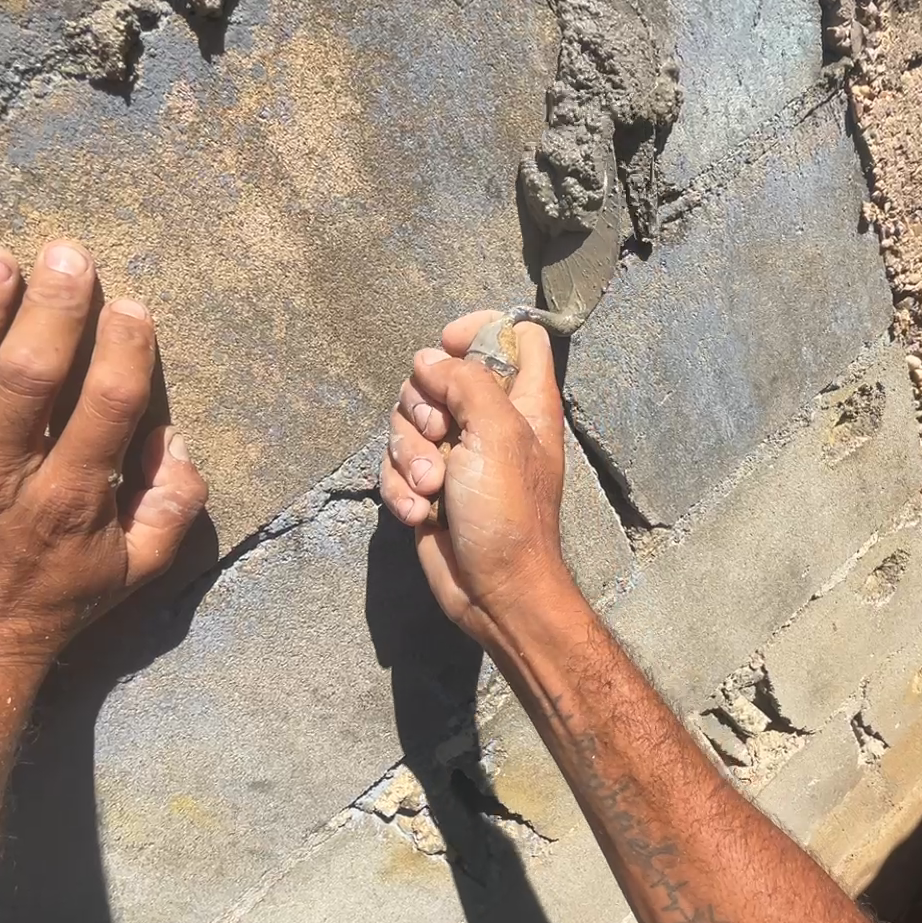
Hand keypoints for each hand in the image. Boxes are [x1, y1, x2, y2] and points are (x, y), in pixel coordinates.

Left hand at [0, 240, 207, 671]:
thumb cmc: (59, 602)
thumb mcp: (140, 569)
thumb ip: (172, 506)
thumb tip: (172, 440)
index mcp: (71, 504)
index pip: (103, 412)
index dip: (122, 354)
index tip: (131, 308)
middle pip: (25, 385)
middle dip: (52, 314)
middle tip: (68, 256)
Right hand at [379, 311, 574, 645]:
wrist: (494, 592)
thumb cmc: (509, 513)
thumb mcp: (497, 435)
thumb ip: (466, 383)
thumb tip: (429, 359)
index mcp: (524, 400)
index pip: (515, 335)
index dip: (482, 330)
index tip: (451, 345)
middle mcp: (490, 419)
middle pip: (440, 375)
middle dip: (425, 407)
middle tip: (442, 439)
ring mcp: (457, 452)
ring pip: (407, 422)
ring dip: (411, 457)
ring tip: (433, 489)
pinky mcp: (429, 484)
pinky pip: (396, 465)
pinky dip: (402, 489)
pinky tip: (420, 514)